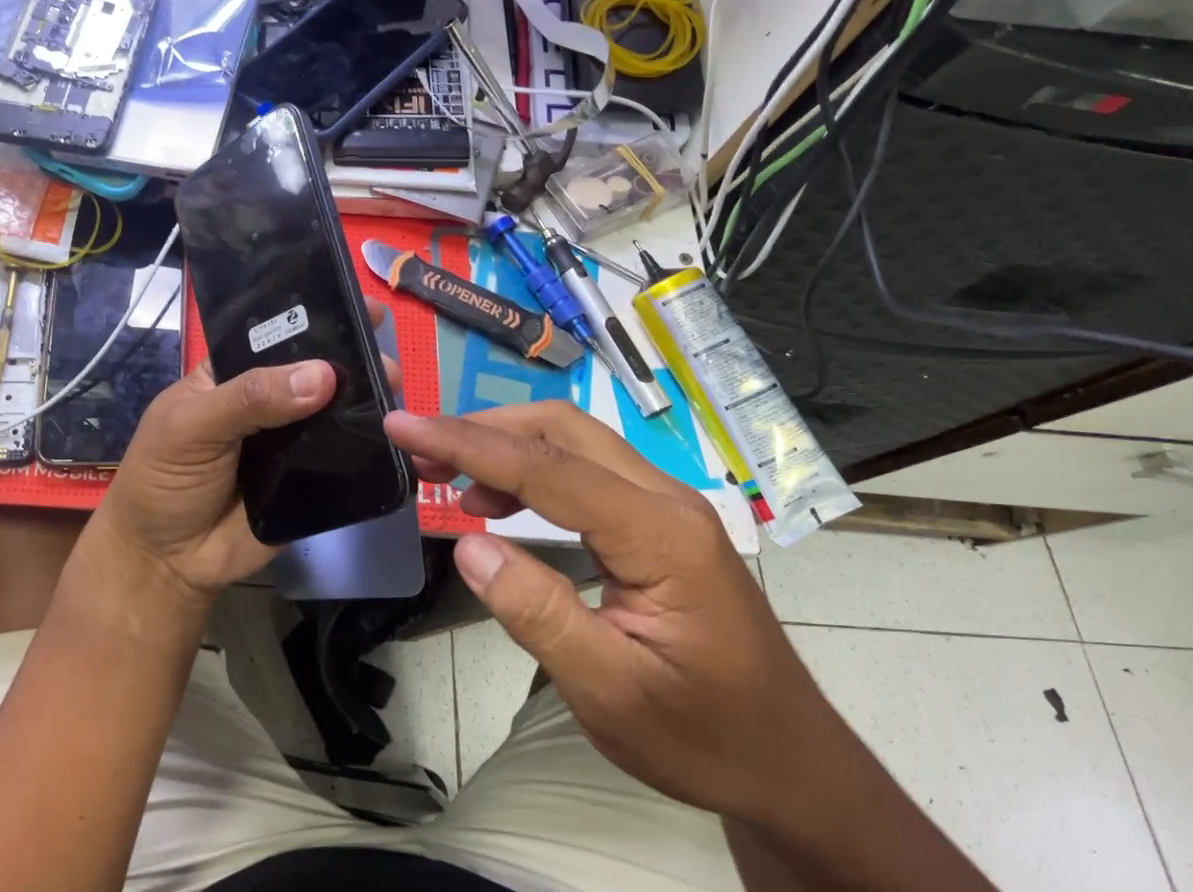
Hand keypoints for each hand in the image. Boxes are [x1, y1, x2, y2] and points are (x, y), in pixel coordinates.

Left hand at [96, 301, 401, 601]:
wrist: (165, 562)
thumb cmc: (161, 479)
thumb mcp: (192, 426)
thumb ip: (250, 398)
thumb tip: (321, 375)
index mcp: (232, 376)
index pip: (276, 336)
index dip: (315, 319)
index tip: (361, 307)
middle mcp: (267, 405)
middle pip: (315, 374)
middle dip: (353, 362)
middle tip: (386, 362)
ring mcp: (292, 445)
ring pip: (335, 417)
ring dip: (367, 403)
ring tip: (397, 392)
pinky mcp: (310, 485)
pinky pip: (343, 463)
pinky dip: (367, 450)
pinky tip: (395, 436)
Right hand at [383, 402, 848, 827]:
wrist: (790, 766)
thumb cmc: (704, 736)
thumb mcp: (609, 690)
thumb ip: (538, 613)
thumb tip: (467, 544)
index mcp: (659, 536)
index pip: (546, 467)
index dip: (467, 442)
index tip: (402, 425)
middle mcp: (668, 503)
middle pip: (563, 431)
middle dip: (483, 429)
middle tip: (416, 448)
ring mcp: (669, 511)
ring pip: (576, 444)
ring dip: (504, 446)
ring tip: (442, 473)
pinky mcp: (661, 527)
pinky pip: (587, 475)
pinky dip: (530, 473)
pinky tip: (494, 504)